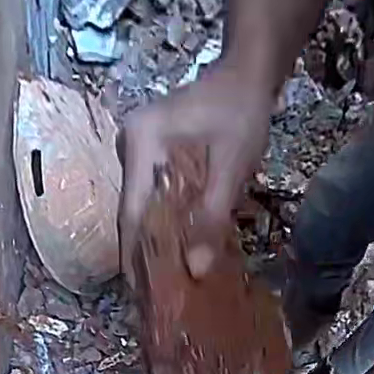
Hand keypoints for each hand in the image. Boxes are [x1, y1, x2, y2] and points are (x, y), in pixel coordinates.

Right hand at [118, 63, 276, 278]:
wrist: (245, 75)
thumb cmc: (240, 114)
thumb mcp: (232, 168)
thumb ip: (212, 219)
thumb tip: (196, 271)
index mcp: (141, 144)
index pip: (131, 213)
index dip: (133, 257)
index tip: (137, 294)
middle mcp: (128, 147)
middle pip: (132, 215)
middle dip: (142, 257)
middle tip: (152, 298)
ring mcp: (135, 153)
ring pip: (140, 211)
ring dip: (151, 245)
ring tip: (160, 284)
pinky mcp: (146, 160)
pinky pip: (149, 201)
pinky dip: (159, 228)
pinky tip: (169, 253)